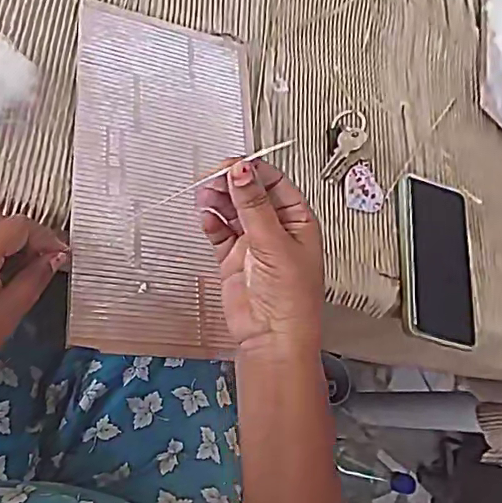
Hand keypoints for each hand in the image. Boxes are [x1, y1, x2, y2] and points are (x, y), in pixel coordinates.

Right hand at [197, 159, 325, 356]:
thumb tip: (242, 173)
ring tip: (204, 195)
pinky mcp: (232, 258)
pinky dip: (210, 223)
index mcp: (297, 220)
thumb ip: (254, 205)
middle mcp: (275, 229)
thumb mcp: (274, 243)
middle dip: (230, 184)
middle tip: (211, 179)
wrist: (271, 335)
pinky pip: (219, 232)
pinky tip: (205, 217)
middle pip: (249, 194)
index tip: (231, 166)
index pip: (273, 183)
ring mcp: (252, 243)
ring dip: (217, 201)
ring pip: (231, 211)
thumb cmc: (291, 299)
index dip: (252, 172)